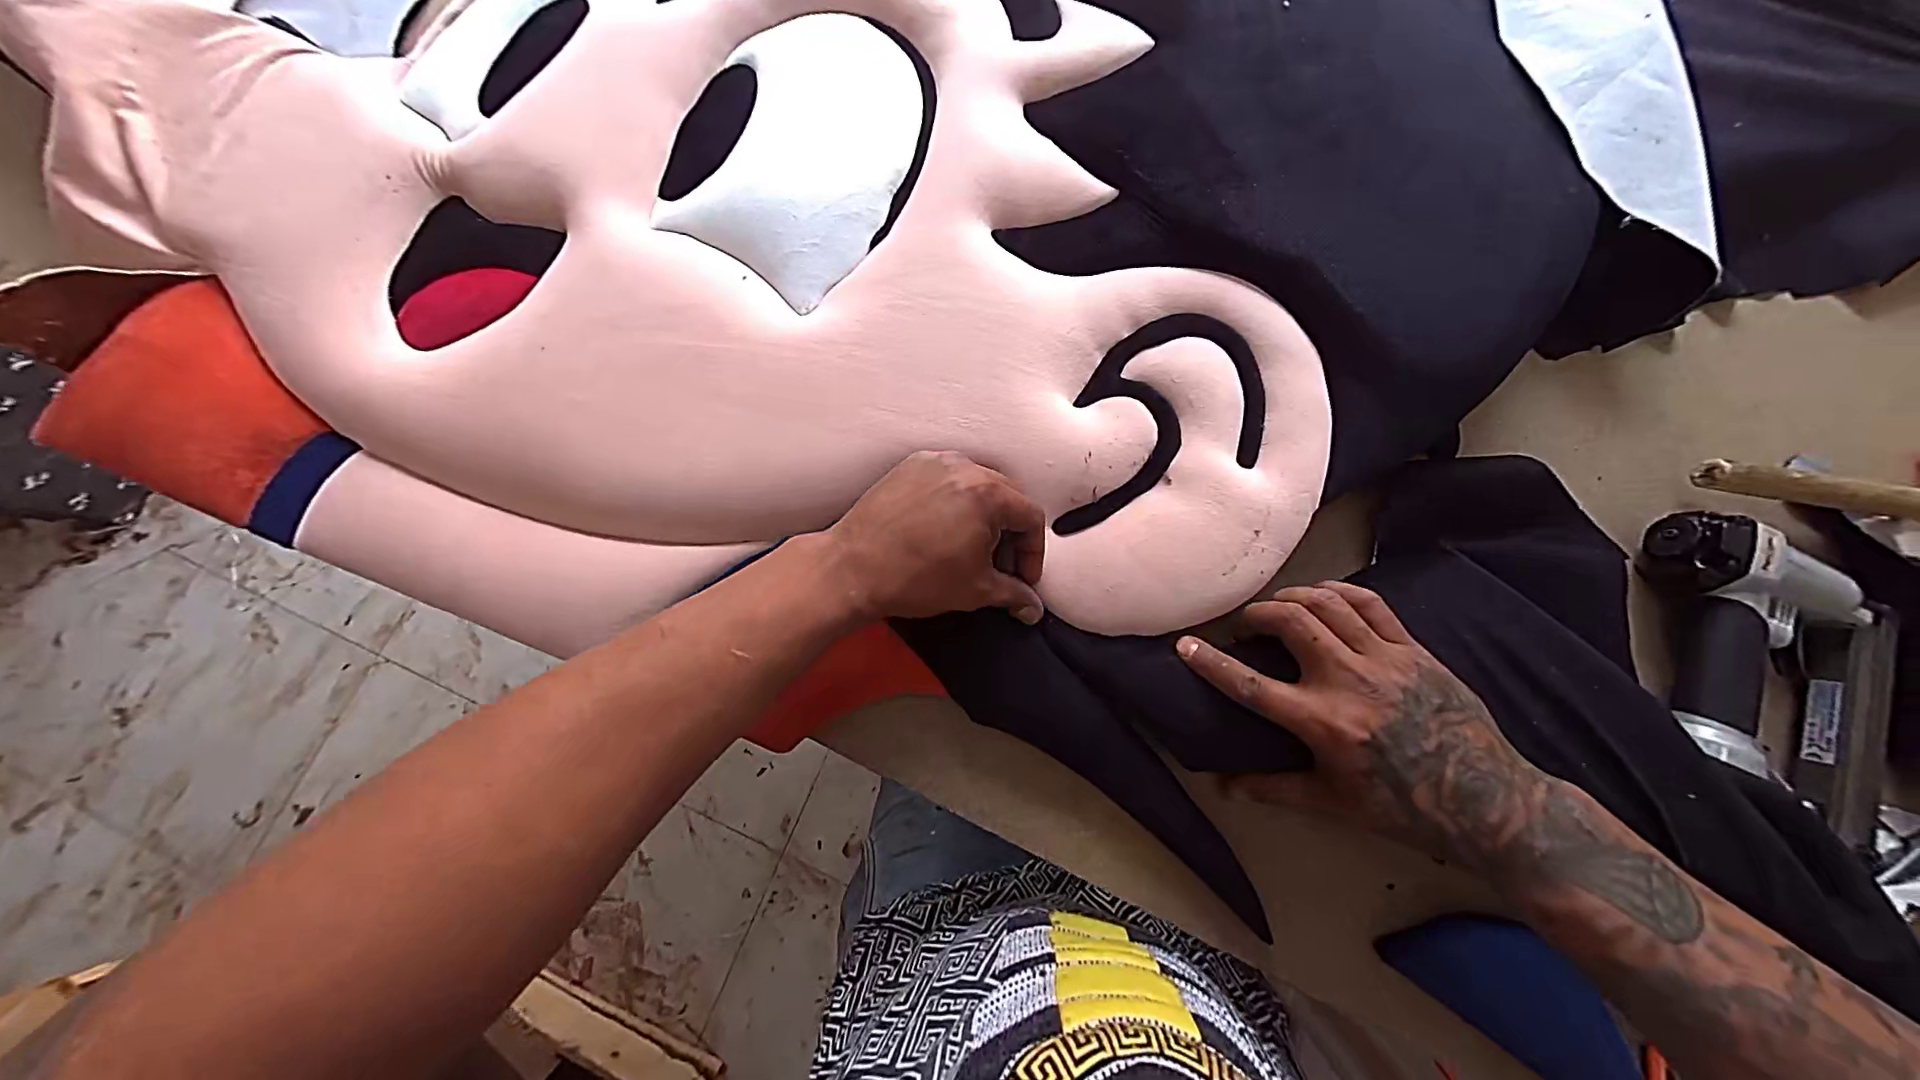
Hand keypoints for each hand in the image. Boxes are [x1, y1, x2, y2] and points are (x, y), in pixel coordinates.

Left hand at [820, 451, 1046, 623]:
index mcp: (987, 494)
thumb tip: (1028, 604)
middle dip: (1010, 534)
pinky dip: (954, 501)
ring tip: (971, 548)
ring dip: (984, 515)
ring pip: (977, 484)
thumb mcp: (975, 591)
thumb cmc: (907, 576)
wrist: (852, 570)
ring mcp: (934, 464)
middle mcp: (963, 469)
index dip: (1033, 553)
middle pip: (1007, 497)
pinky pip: (947, 479)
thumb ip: (1013, 595)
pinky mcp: (911, 467)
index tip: (1022, 575)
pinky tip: (944, 530)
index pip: (1030, 517)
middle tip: (1001, 565)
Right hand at [1176, 582, 1557, 876]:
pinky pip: (1370, 604)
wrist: (1491, 803)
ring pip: (1327, 604)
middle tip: (1245, 627)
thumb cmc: (1404, 809)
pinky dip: (1338, 591)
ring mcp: (1385, 660)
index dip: (1211, 663)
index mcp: (1324, 723)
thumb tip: (1221, 786)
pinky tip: (1322, 596)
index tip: (1185, 644)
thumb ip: (1271, 789)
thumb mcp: (1331, 804)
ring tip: (1278, 608)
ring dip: (1292, 598)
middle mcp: (1349, 682)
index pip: (1251, 685)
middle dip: (1255, 615)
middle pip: (1289, 622)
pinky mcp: (1414, 651)